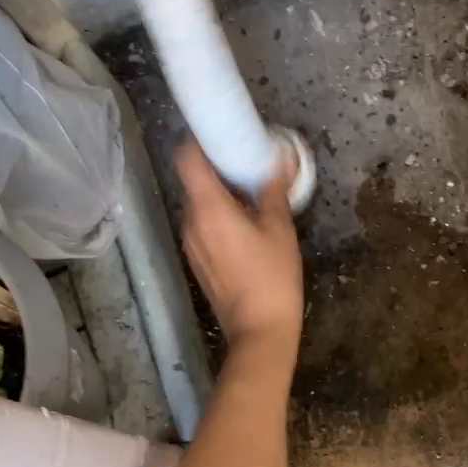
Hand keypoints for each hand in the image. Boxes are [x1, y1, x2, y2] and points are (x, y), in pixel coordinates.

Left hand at [176, 143, 302, 354]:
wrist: (259, 332)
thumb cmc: (272, 278)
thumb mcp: (280, 229)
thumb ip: (274, 190)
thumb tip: (280, 158)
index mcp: (208, 209)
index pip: (187, 159)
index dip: (200, 141)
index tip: (222, 134)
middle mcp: (191, 223)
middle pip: (194, 182)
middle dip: (218, 168)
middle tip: (248, 163)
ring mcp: (191, 245)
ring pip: (199, 206)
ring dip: (220, 195)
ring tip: (251, 195)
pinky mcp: (199, 263)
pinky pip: (203, 227)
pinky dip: (219, 218)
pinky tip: (246, 226)